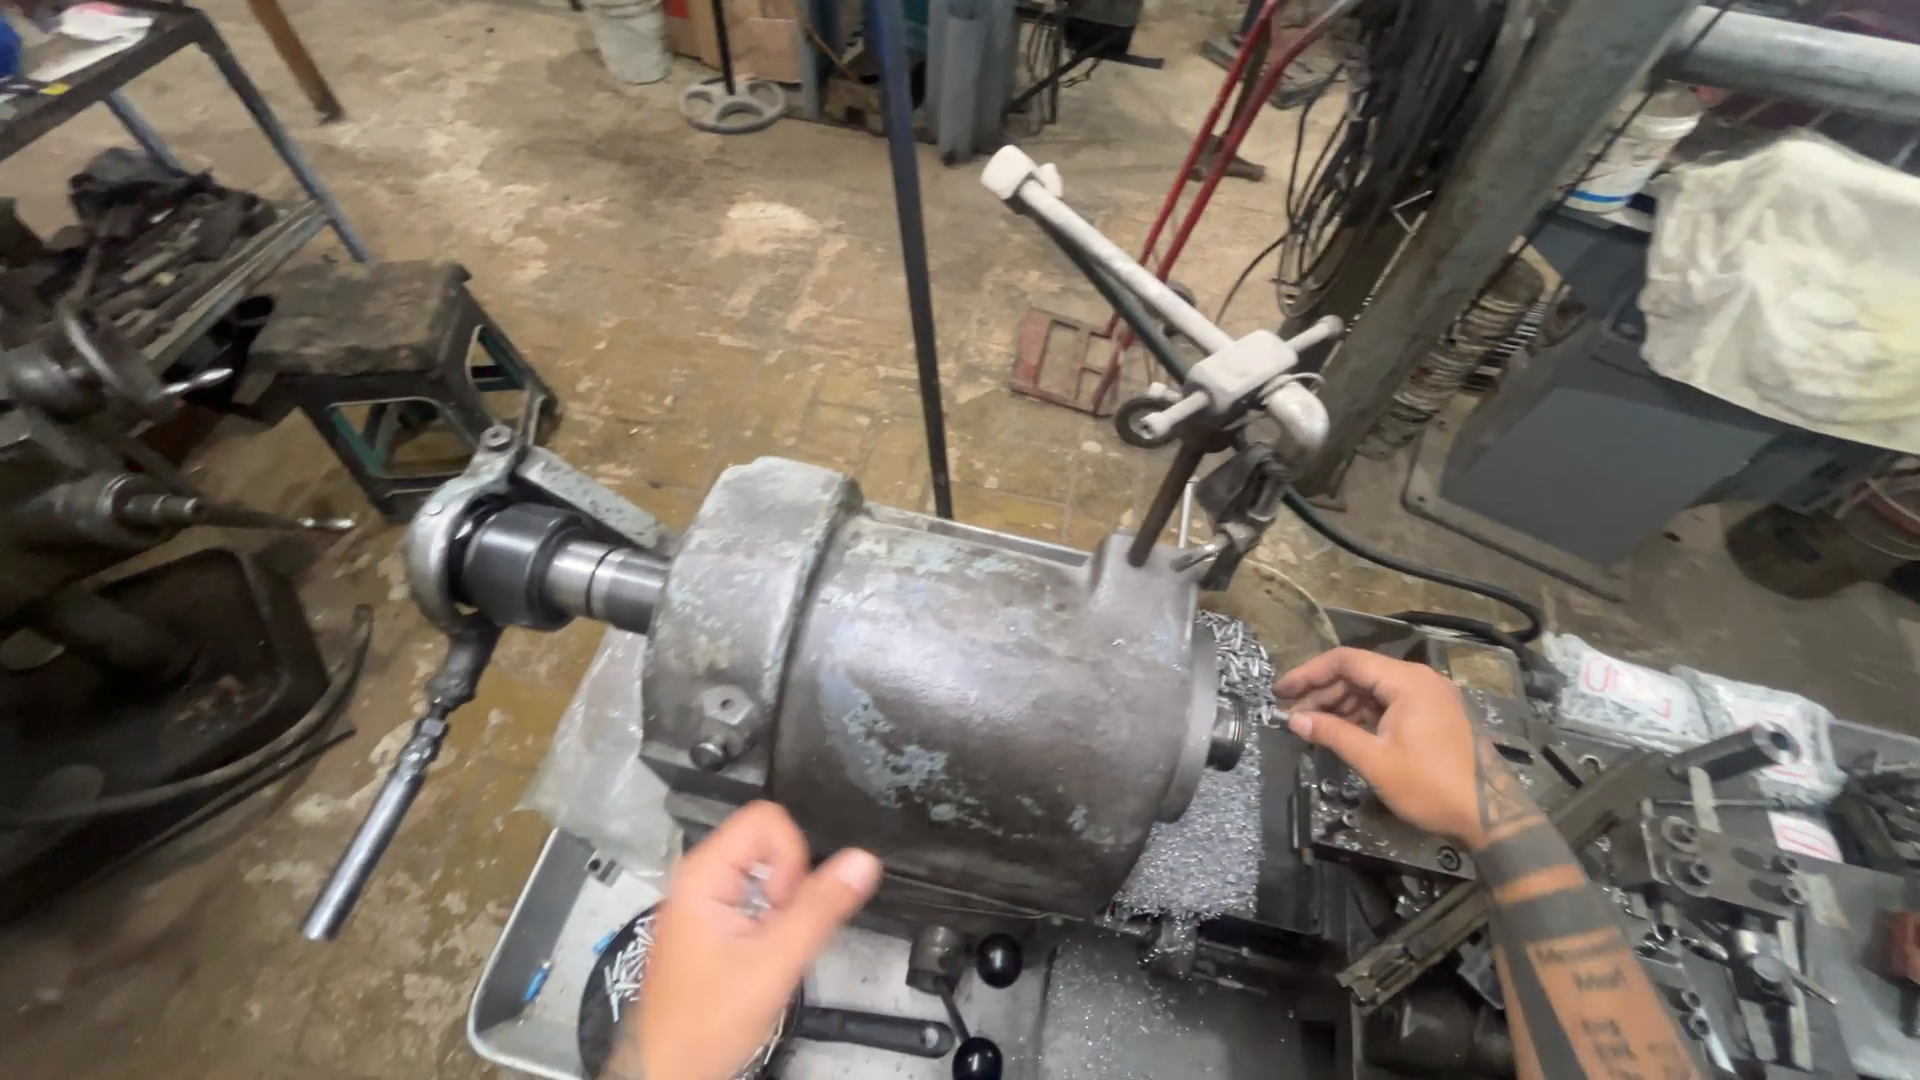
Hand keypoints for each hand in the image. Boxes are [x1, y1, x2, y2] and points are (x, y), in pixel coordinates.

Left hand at [608, 801, 882, 1079]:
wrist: (669, 1076)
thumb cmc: (708, 1024)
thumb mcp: (774, 965)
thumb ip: (821, 908)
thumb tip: (863, 860)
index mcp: (704, 873)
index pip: (766, 820)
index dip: (790, 855)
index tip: (786, 903)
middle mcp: (700, 875)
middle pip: (767, 839)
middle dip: (790, 878)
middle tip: (782, 926)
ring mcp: (705, 897)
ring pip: (765, 866)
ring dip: (784, 899)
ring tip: (773, 941)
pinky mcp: (713, 917)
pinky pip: (757, 889)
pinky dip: (774, 912)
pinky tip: (766, 948)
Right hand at [1275, 647, 1489, 847]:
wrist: (1493, 819)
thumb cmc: (1431, 786)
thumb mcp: (1374, 760)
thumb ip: (1331, 733)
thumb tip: (1294, 720)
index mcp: (1406, 682)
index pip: (1345, 661)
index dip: (1308, 673)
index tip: (1281, 691)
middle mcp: (1419, 680)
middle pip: (1358, 673)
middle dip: (1322, 691)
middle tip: (1293, 714)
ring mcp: (1430, 697)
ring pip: (1372, 689)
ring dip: (1340, 704)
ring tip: (1312, 725)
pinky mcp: (1434, 715)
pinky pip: (1389, 703)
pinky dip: (1362, 714)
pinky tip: (1342, 731)